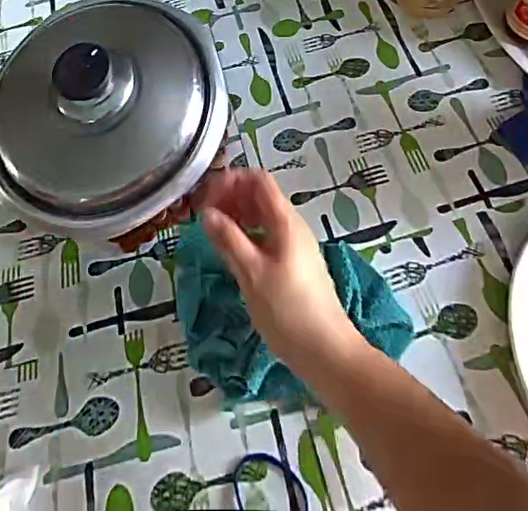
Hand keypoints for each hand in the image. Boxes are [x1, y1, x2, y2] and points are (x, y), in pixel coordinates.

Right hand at [198, 168, 367, 373]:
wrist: (325, 348)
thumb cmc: (288, 311)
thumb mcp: (252, 274)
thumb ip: (229, 241)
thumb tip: (208, 213)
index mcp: (286, 221)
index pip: (259, 180)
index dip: (232, 179)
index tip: (205, 194)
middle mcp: (292, 226)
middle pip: (260, 196)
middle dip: (231, 196)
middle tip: (203, 213)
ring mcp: (294, 244)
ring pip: (263, 216)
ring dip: (237, 215)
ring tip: (211, 229)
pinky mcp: (292, 262)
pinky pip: (266, 234)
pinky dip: (247, 233)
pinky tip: (231, 249)